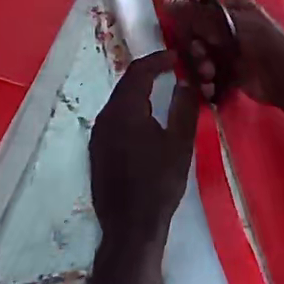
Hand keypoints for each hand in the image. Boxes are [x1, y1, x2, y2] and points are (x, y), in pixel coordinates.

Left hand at [89, 51, 198, 252]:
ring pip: (119, 101)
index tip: (176, 56)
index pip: (139, 71)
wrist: (130, 227)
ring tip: (162, 89)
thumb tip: (185, 83)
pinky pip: (115, 118)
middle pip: (126, 84)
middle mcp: (105, 117)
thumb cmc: (159, 184)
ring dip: (139, 91)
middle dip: (149, 72)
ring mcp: (98, 135)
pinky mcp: (98, 150)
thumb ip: (184, 108)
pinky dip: (131, 109)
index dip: (158, 59)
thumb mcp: (180, 144)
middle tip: (172, 69)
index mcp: (124, 110)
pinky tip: (146, 118)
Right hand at [161, 0, 283, 105]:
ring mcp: (233, 51)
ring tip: (210, 76)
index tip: (188, 39)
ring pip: (204, 58)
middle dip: (197, 53)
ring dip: (202, 69)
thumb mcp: (223, 24)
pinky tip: (211, 90)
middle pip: (199, 38)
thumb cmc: (258, 42)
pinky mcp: (234, 73)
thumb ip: (191, 13)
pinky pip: (212, 75)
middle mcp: (230, 27)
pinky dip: (209, 83)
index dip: (189, 27)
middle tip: (203, 61)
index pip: (198, 13)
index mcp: (231, 8)